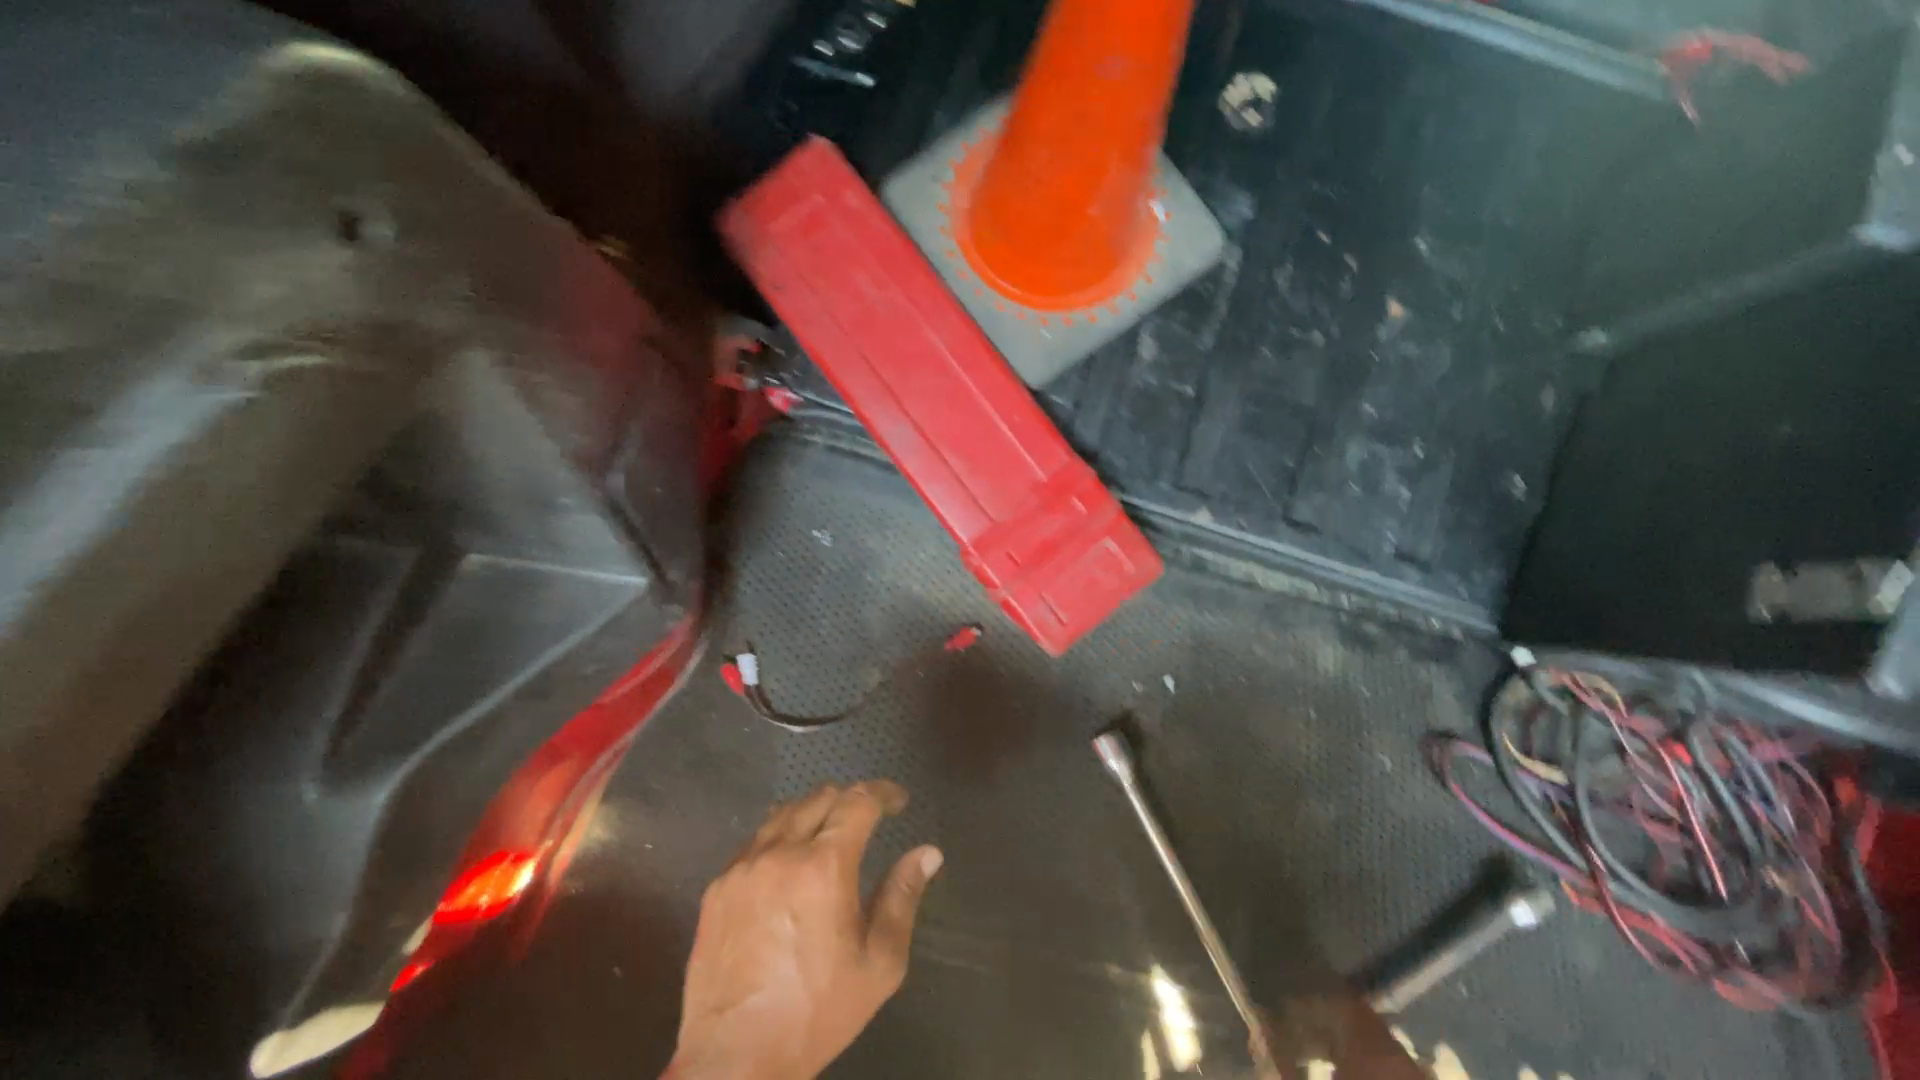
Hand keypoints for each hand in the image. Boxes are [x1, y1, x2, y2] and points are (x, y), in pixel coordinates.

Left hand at [667, 781, 943, 1079]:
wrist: (735, 1056)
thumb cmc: (817, 1011)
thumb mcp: (878, 963)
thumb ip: (902, 898)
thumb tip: (927, 853)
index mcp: (824, 866)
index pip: (857, 802)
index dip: (882, 792)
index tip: (899, 801)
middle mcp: (779, 853)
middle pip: (818, 798)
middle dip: (849, 799)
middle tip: (869, 817)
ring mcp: (742, 869)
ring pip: (781, 815)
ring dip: (812, 812)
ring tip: (829, 832)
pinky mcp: (717, 889)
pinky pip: (753, 843)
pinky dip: (779, 837)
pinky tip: (787, 862)